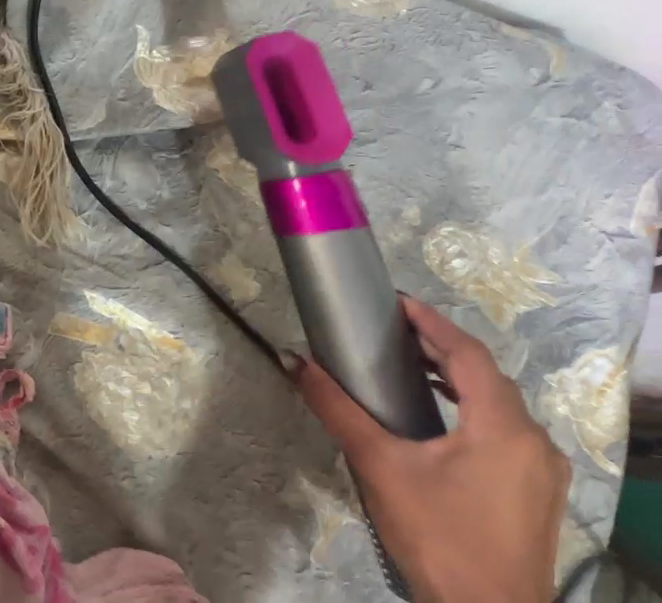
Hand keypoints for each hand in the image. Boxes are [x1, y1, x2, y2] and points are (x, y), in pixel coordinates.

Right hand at [297, 297, 568, 602]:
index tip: (396, 303)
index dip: (433, 324)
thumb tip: (293, 359)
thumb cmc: (436, 530)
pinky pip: (505, 430)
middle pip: (488, 378)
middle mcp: (534, 442)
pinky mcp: (535, 490)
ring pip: (500, 405)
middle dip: (441, 348)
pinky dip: (469, 407)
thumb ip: (336, 407)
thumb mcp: (378, 463)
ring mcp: (541, 470)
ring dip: (456, 378)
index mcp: (504, 428)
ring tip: (408, 365)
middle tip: (393, 330)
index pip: (470, 356)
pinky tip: (437, 414)